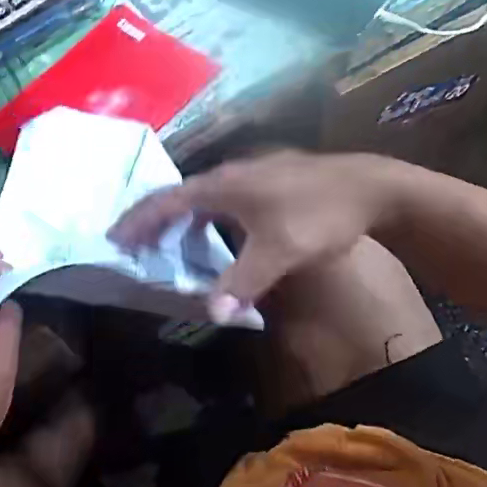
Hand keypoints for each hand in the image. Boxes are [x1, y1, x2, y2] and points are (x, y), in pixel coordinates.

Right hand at [109, 151, 410, 322]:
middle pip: (181, 194)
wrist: (371, 187)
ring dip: (182, 217)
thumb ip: (244, 282)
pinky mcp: (271, 179)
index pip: (168, 201)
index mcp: (224, 185)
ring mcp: (253, 173)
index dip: (139, 220)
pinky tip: (218, 232)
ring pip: (204, 195)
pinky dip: (208, 215)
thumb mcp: (280, 252)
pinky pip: (224, 197)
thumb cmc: (320, 215)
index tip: (115, 238)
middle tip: (135, 243)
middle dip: (154, 218)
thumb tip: (212, 314)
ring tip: (169, 240)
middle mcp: (232, 173)